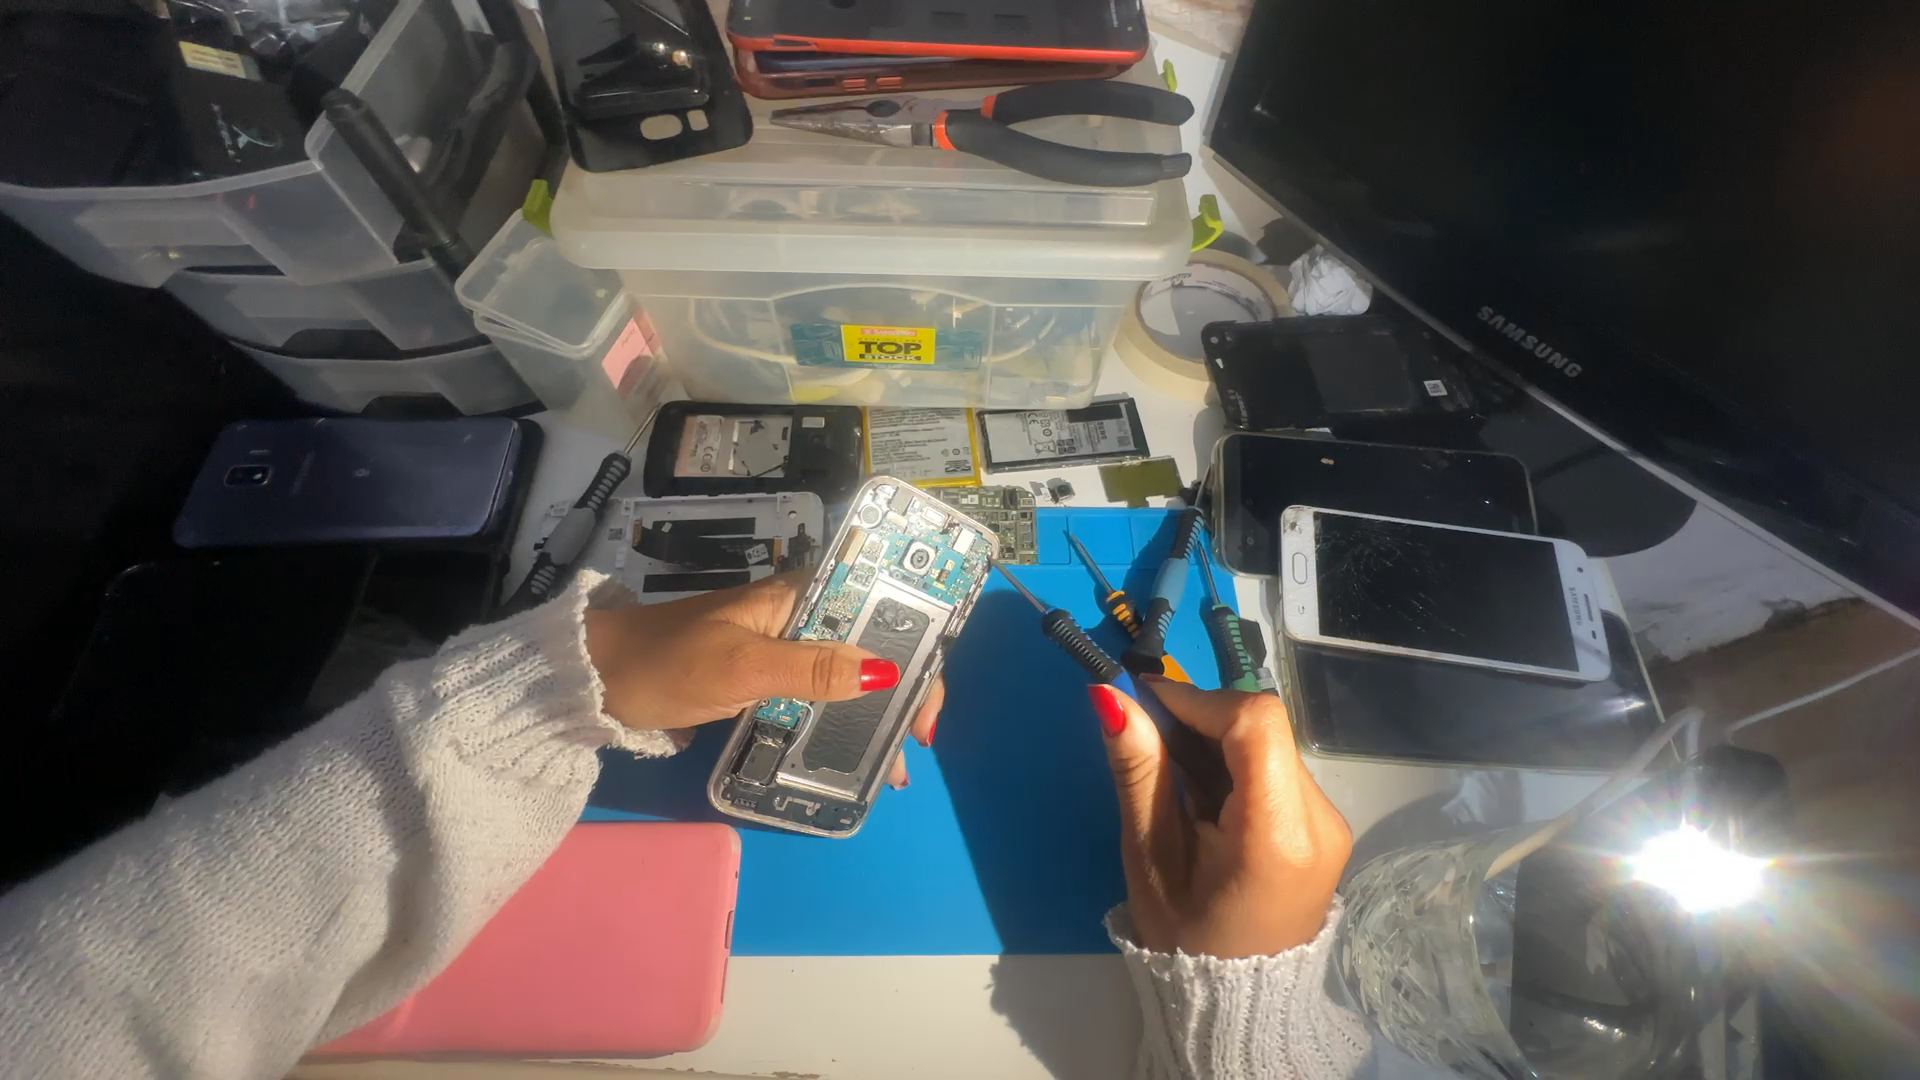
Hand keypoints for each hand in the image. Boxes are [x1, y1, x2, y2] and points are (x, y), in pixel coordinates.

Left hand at [584, 573, 943, 787]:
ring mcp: (783, 648)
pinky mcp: (766, 676)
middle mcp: (802, 616)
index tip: (921, 704)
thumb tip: (884, 674)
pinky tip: (850, 750)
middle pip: (870, 646)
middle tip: (912, 745)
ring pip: (845, 675)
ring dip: (872, 713)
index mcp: (801, 596)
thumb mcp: (742, 666)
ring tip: (890, 763)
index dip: (913, 651)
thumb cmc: (667, 663)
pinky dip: (838, 721)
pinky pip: (816, 695)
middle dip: (899, 692)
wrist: (596, 682)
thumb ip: (810, 669)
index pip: (879, 611)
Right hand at [1088, 678, 1351, 957]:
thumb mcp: (1149, 855)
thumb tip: (1111, 695)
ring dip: (1209, 738)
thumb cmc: (1186, 934)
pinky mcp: (1320, 820)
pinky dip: (1226, 759)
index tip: (1145, 701)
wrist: (1240, 1000)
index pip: (1255, 723)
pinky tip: (1196, 792)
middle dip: (1197, 718)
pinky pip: (1271, 762)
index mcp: (1279, 834)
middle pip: (1259, 727)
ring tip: (1168, 775)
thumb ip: (1138, 770)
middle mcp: (1320, 817)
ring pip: (1263, 739)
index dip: (1196, 698)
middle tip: (1146, 739)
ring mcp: (1327, 818)